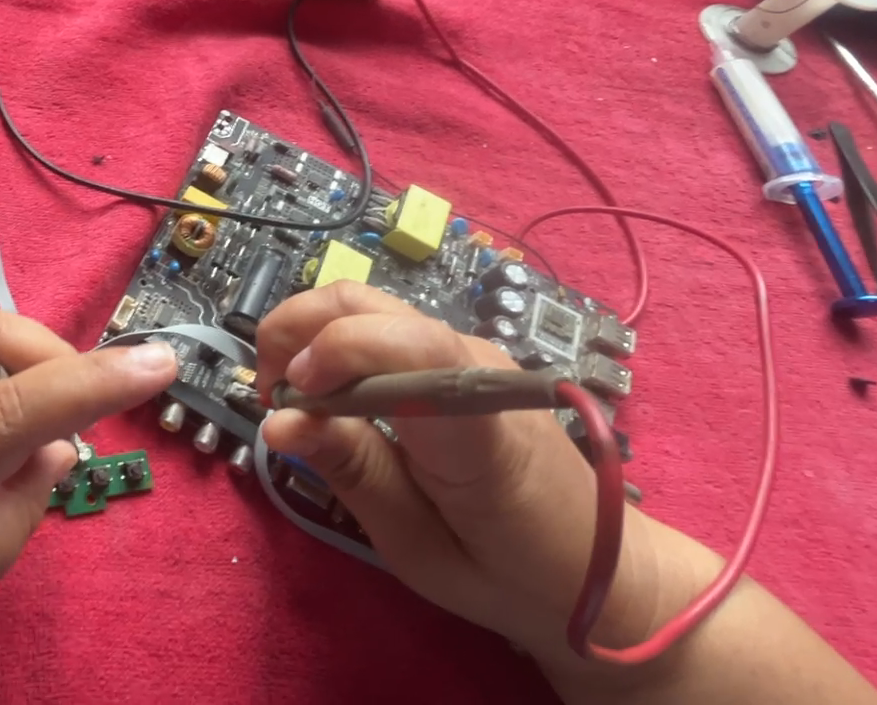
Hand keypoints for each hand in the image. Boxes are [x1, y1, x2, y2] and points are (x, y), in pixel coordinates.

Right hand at [256, 282, 714, 668]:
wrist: (604, 567)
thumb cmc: (511, 574)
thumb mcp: (420, 549)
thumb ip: (354, 474)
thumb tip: (279, 422)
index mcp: (477, 430)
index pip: (410, 347)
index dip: (335, 352)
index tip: (288, 398)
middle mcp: (472, 366)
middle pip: (361, 303)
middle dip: (291, 333)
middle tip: (272, 398)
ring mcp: (465, 350)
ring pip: (359, 303)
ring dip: (303, 335)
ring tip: (292, 397)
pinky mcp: (455, 352)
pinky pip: (376, 323)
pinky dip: (327, 342)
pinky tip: (325, 393)